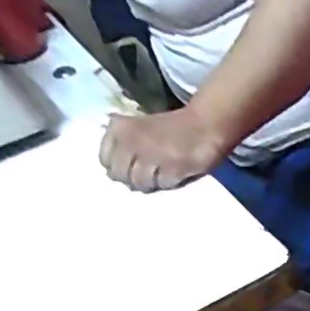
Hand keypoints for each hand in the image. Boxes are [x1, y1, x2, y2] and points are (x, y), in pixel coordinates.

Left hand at [99, 106, 229, 192]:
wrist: (204, 126)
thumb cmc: (172, 127)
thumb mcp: (138, 126)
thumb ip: (124, 140)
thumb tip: (115, 162)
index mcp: (119, 129)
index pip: (105, 160)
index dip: (117, 167)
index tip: (128, 169)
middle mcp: (131, 142)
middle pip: (120, 174)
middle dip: (130, 179)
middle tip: (142, 179)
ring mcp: (152, 157)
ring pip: (140, 182)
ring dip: (148, 184)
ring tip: (157, 179)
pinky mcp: (173, 169)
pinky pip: (162, 184)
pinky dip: (166, 184)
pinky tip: (172, 176)